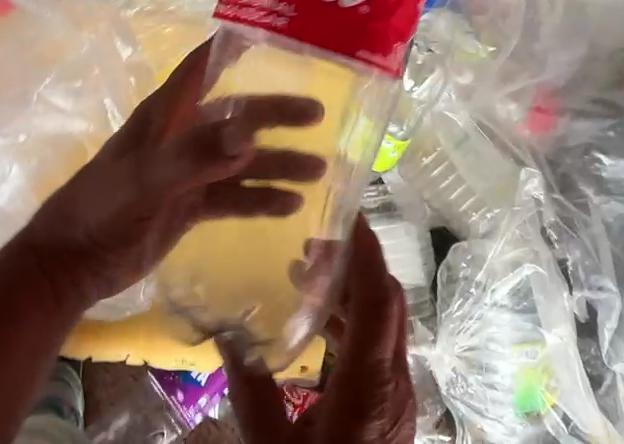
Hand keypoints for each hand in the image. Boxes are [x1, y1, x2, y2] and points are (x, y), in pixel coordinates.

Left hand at [17, 40, 327, 307]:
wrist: (71, 263)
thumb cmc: (102, 208)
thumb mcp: (147, 179)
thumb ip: (194, 155)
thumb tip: (248, 132)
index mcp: (165, 115)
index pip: (202, 67)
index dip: (232, 46)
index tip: (274, 34)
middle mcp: (180, 136)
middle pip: (235, 115)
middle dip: (274, 113)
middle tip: (318, 113)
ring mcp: (187, 172)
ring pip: (240, 160)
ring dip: (277, 162)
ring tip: (318, 169)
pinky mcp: (189, 205)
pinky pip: (233, 196)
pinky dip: (261, 198)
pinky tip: (290, 205)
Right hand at [222, 217, 416, 443]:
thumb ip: (251, 388)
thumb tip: (226, 333)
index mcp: (368, 384)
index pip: (378, 298)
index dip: (366, 251)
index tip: (345, 215)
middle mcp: (393, 382)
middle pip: (387, 303)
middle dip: (355, 263)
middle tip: (313, 240)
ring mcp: (398, 396)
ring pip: (384, 324)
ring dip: (350, 293)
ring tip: (304, 273)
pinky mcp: (392, 409)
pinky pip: (378, 347)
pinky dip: (352, 323)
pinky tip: (315, 324)